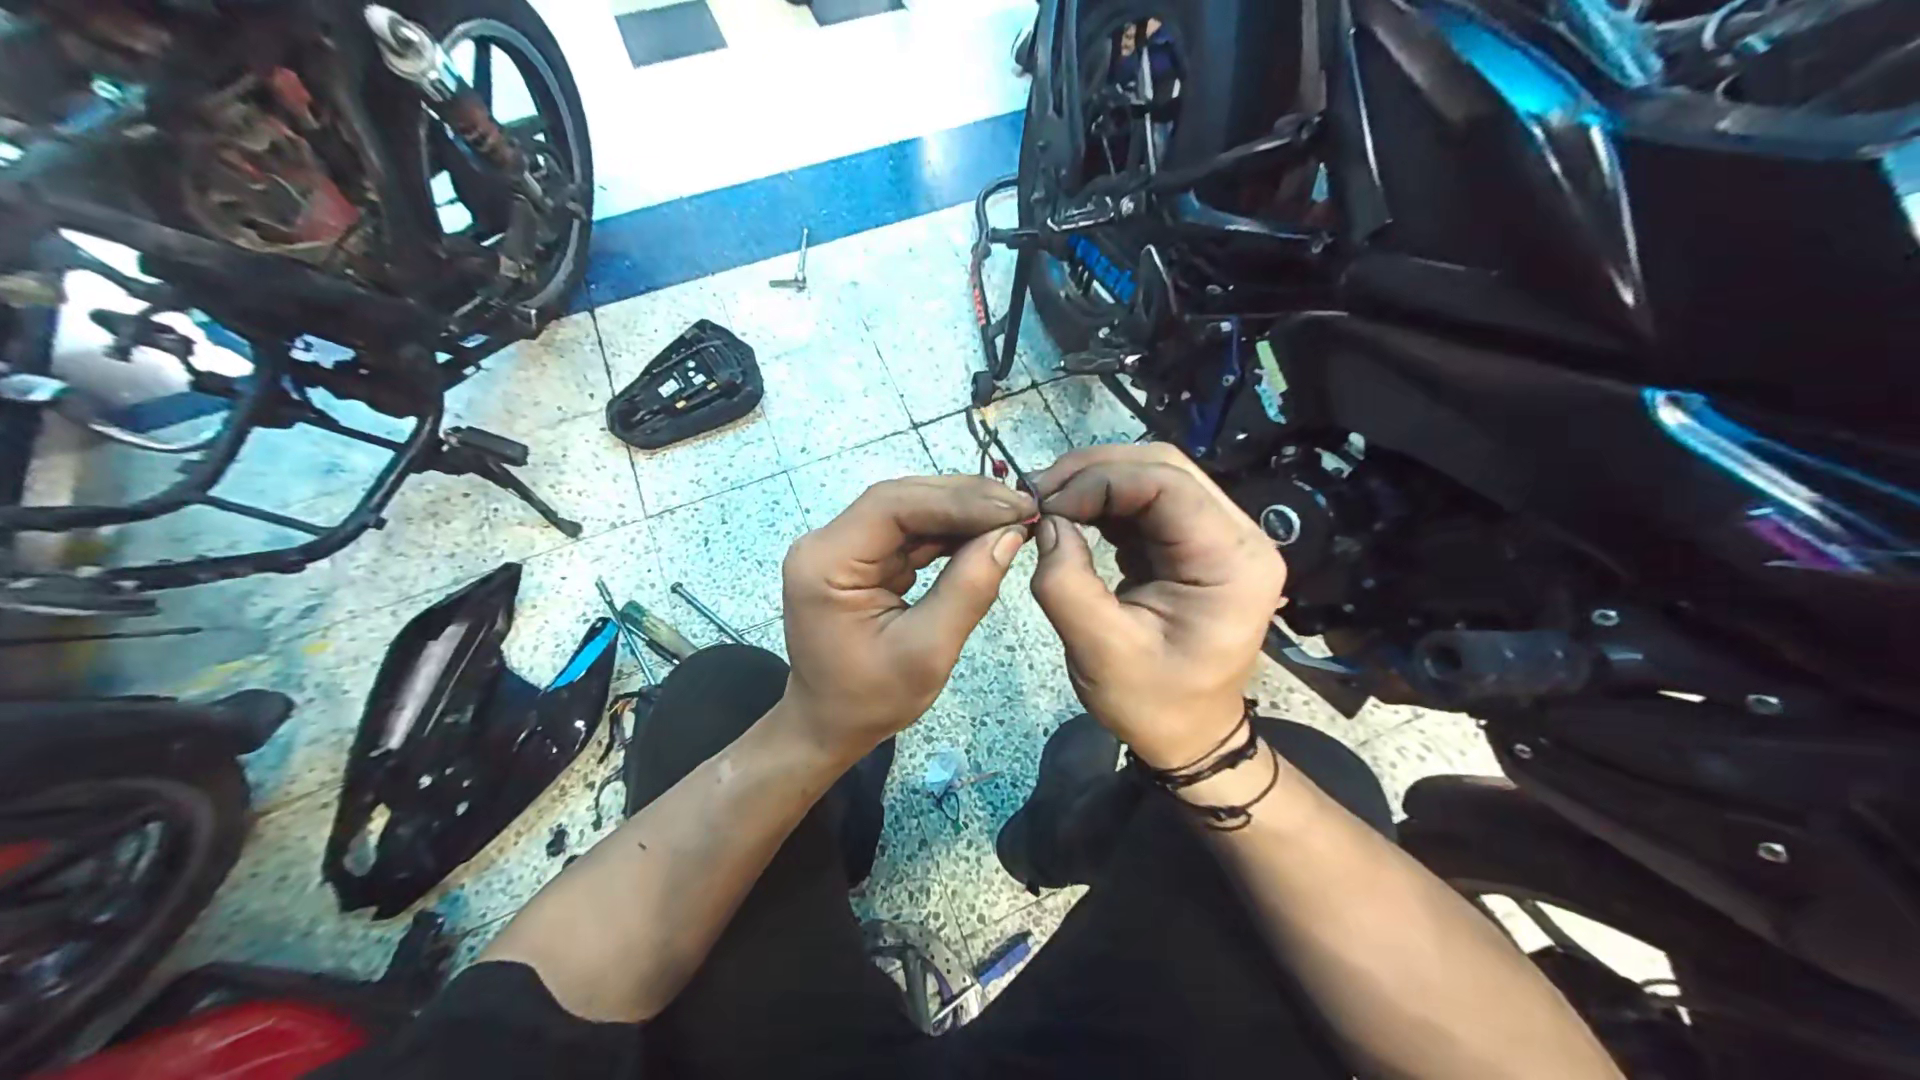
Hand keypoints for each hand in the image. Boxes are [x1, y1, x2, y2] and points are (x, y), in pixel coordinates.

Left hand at [777, 476, 1034, 759]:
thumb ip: (968, 589)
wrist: (828, 724)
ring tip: (1016, 517)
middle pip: (903, 500)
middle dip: (966, 501)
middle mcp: (829, 542)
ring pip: (911, 510)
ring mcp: (845, 547)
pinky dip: (952, 531)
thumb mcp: (926, 652)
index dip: (958, 500)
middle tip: (1025, 506)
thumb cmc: (870, 699)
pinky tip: (987, 532)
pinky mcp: (864, 557)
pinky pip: (912, 532)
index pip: (893, 506)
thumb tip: (1011, 535)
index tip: (1015, 507)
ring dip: (964, 512)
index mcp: (826, 561)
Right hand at [1028, 444, 1286, 768]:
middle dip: (1095, 472)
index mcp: (1232, 562)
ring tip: (1048, 503)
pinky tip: (1071, 516)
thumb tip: (1047, 522)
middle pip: (1165, 468)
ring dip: (1096, 483)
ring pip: (1153, 476)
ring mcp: (1217, 537)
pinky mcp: (1192, 544)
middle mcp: (1236, 537)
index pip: (1168, 486)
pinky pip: (1145, 502)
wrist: (1190, 735)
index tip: (1046, 506)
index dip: (1101, 482)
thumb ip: (1067, 583)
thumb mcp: (1101, 653)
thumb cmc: (1155, 704)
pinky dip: (1102, 502)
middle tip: (1039, 493)